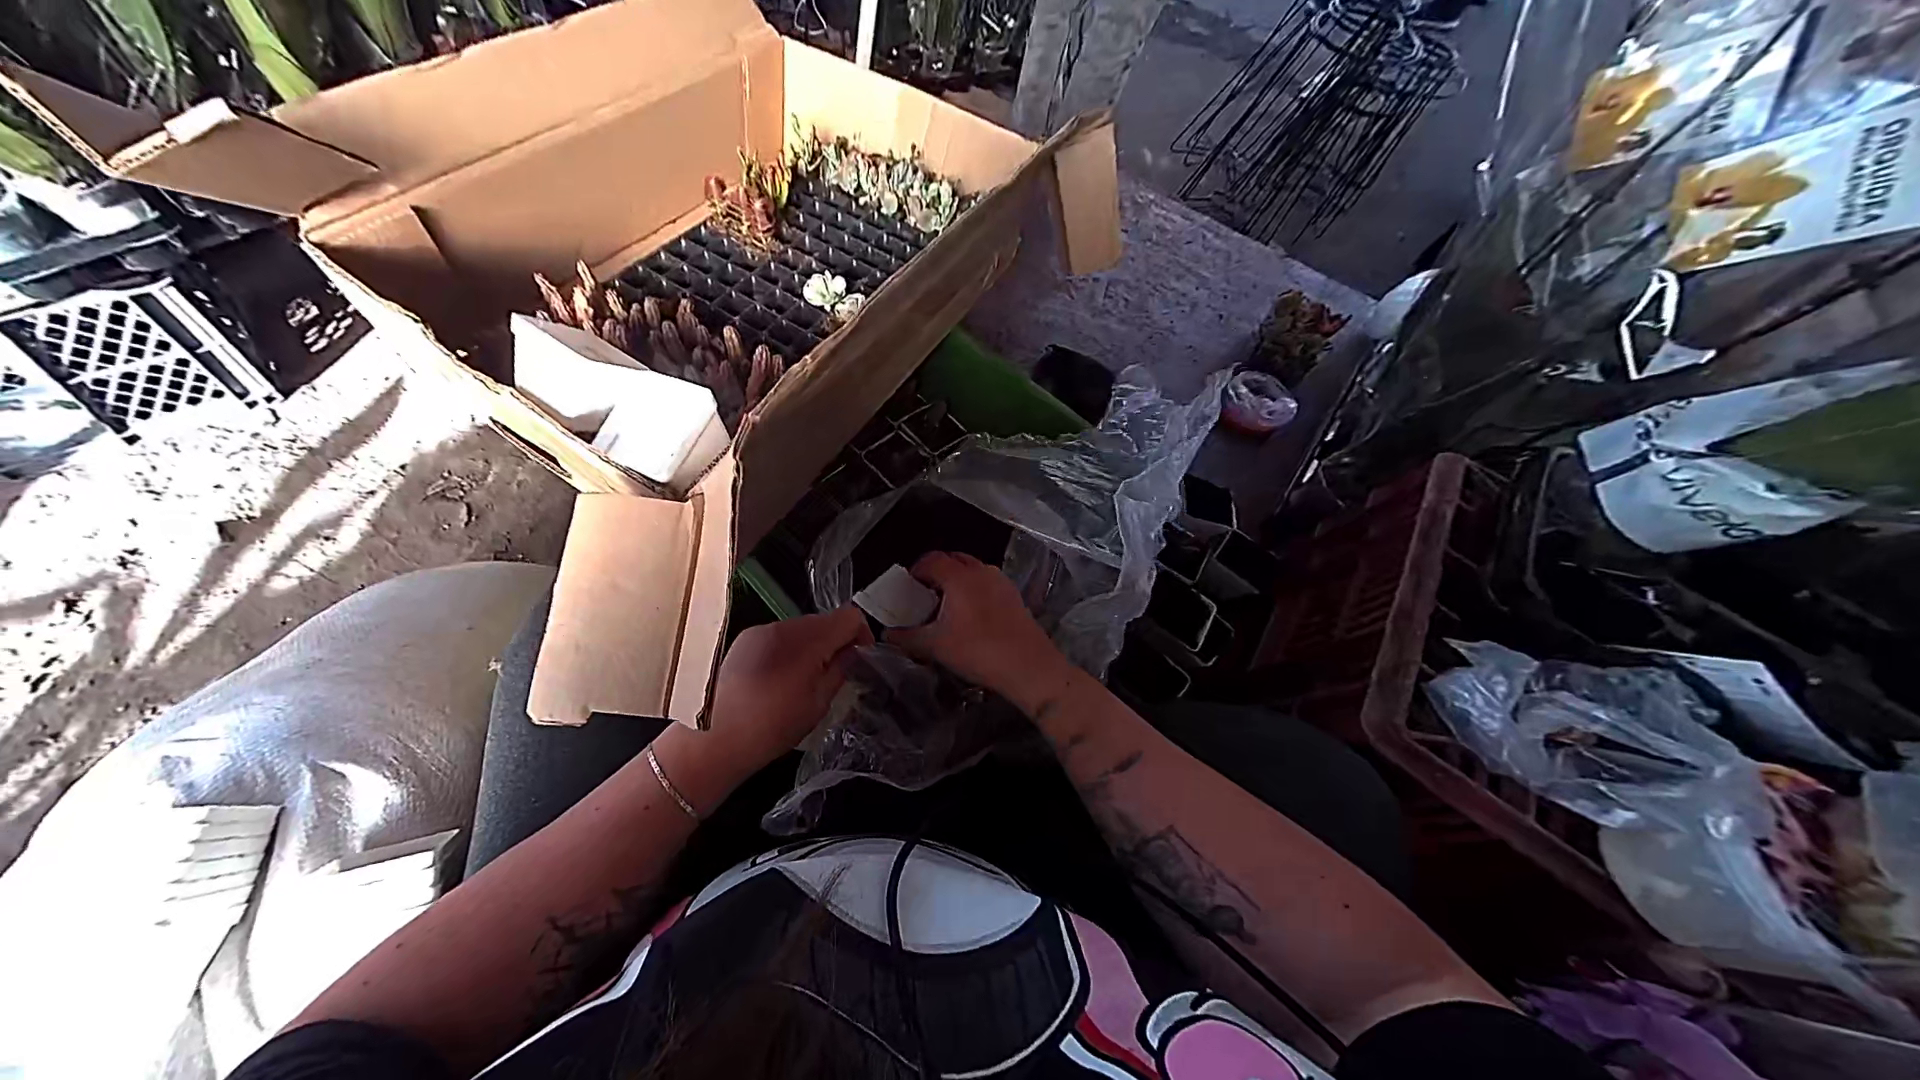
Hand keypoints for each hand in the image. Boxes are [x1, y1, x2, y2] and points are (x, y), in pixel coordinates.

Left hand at [701, 606, 872, 774]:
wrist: (716, 740)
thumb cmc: (773, 727)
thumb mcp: (819, 703)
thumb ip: (841, 669)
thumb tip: (852, 652)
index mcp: (806, 641)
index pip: (849, 616)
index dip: (861, 635)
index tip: (859, 658)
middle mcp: (783, 626)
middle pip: (824, 620)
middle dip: (835, 641)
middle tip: (834, 673)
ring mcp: (761, 630)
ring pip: (801, 627)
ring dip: (811, 645)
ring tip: (804, 678)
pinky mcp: (744, 639)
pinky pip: (778, 635)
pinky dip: (788, 649)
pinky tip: (779, 677)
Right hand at [886, 551, 1071, 708]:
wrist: (1028, 666)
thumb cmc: (978, 651)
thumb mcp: (936, 646)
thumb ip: (908, 637)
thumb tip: (888, 634)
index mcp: (959, 577)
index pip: (931, 559)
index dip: (916, 570)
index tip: (907, 587)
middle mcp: (982, 571)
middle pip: (953, 559)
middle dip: (936, 572)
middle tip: (924, 594)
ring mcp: (1001, 582)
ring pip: (972, 570)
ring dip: (956, 580)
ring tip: (946, 606)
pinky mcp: (1014, 596)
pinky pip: (987, 583)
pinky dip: (974, 590)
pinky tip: (971, 616)